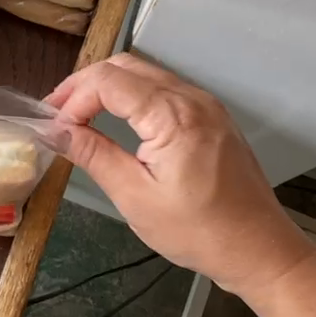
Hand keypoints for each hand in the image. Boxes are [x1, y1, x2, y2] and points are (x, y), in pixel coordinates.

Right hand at [47, 53, 314, 299]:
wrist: (260, 249)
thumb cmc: (197, 231)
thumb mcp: (135, 197)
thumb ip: (94, 155)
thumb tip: (55, 131)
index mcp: (173, 115)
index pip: (108, 82)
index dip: (74, 98)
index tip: (55, 128)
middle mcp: (191, 97)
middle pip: (125, 66)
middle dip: (85, 84)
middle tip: (58, 114)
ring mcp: (205, 103)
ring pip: (144, 72)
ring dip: (107, 87)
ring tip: (79, 115)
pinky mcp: (211, 115)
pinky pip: (163, 88)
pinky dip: (132, 95)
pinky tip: (115, 118)